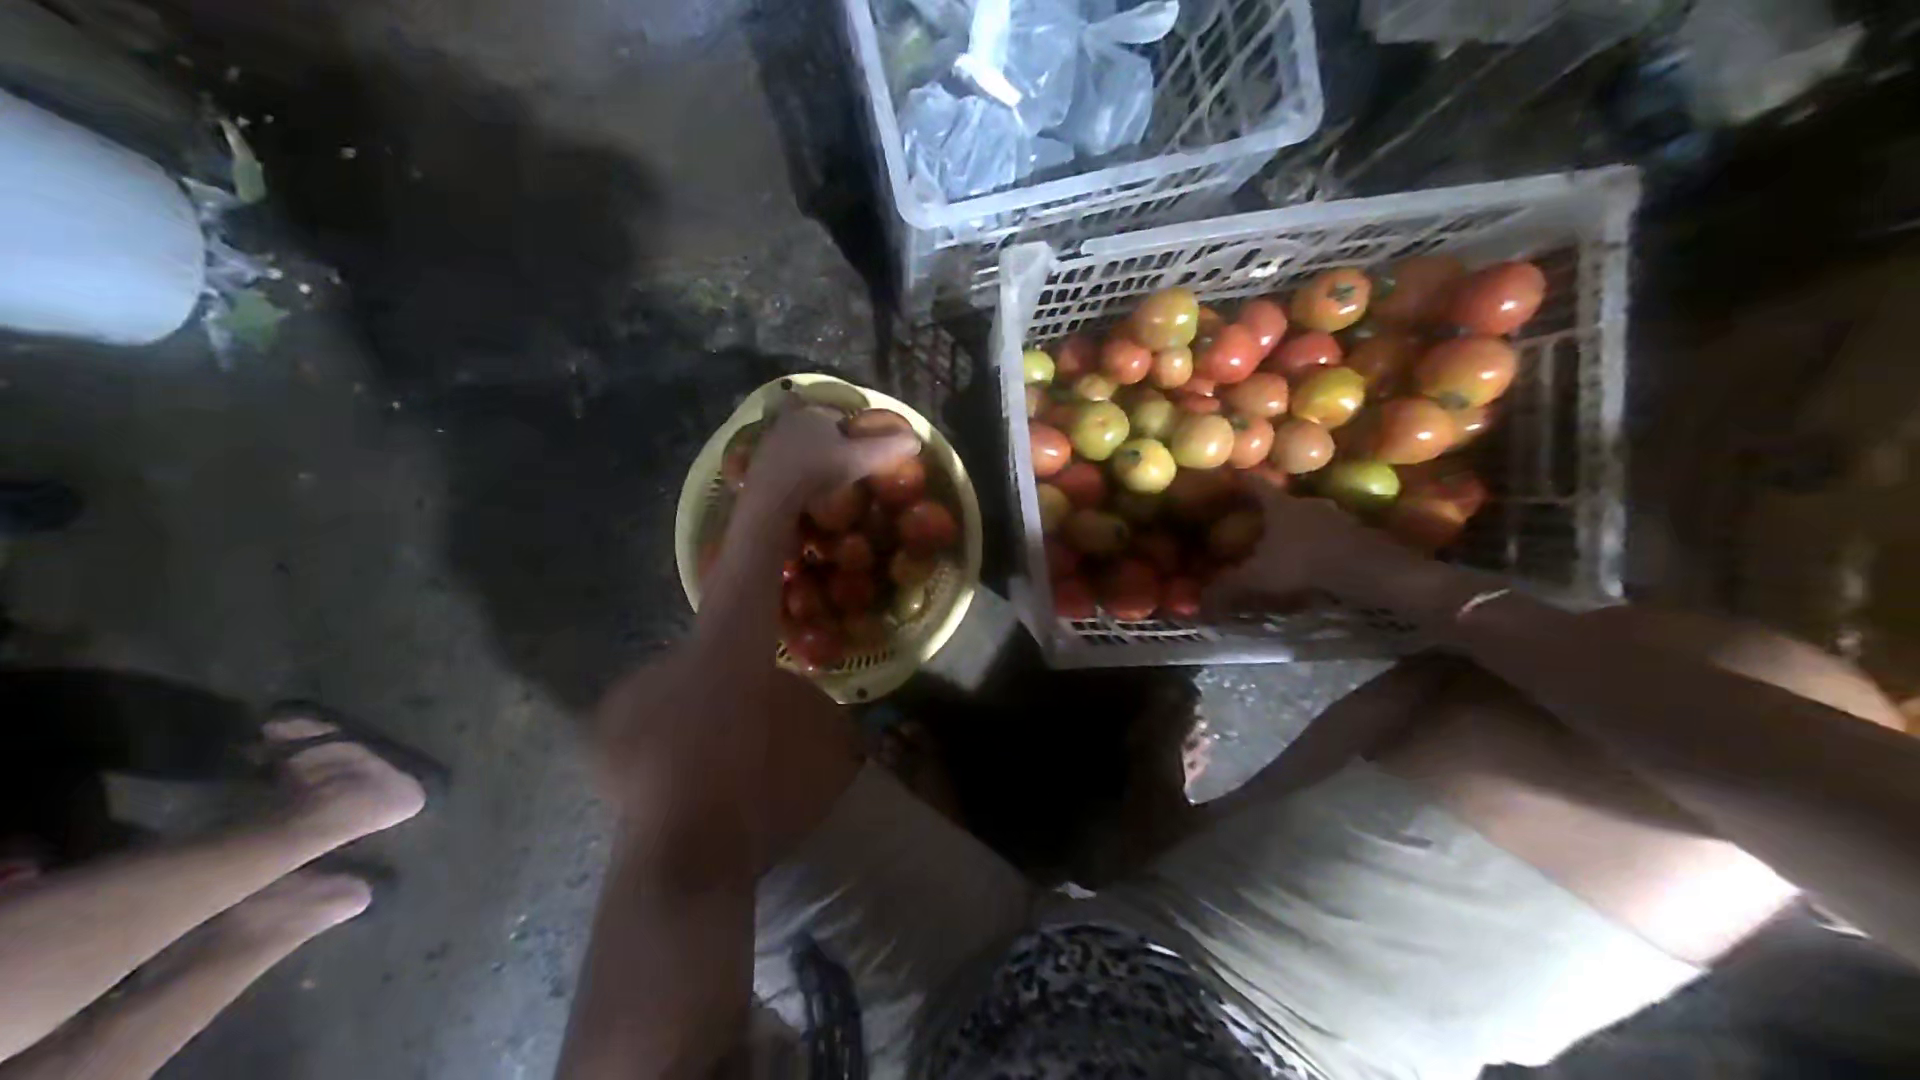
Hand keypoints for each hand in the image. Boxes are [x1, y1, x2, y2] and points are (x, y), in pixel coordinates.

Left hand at [741, 398, 918, 512]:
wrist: (772, 503)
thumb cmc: (817, 471)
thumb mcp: (861, 459)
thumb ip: (889, 448)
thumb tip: (916, 439)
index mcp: (811, 411)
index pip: (836, 413)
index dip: (850, 428)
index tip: (860, 446)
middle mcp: (786, 422)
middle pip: (813, 428)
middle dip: (825, 441)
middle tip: (843, 463)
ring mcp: (767, 447)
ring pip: (795, 448)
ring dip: (808, 459)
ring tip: (826, 481)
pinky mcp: (756, 472)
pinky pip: (782, 469)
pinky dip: (794, 477)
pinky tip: (806, 494)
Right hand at [1205, 482, 1413, 610]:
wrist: (1372, 572)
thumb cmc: (1306, 565)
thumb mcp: (1259, 579)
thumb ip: (1229, 588)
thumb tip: (1199, 603)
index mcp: (1281, 506)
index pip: (1255, 485)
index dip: (1239, 482)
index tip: (1228, 479)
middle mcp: (1309, 504)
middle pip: (1284, 502)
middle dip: (1269, 512)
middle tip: (1255, 523)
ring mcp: (1338, 517)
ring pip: (1310, 520)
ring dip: (1298, 530)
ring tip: (1286, 546)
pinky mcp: (1360, 535)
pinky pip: (1331, 536)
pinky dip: (1319, 545)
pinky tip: (1314, 563)